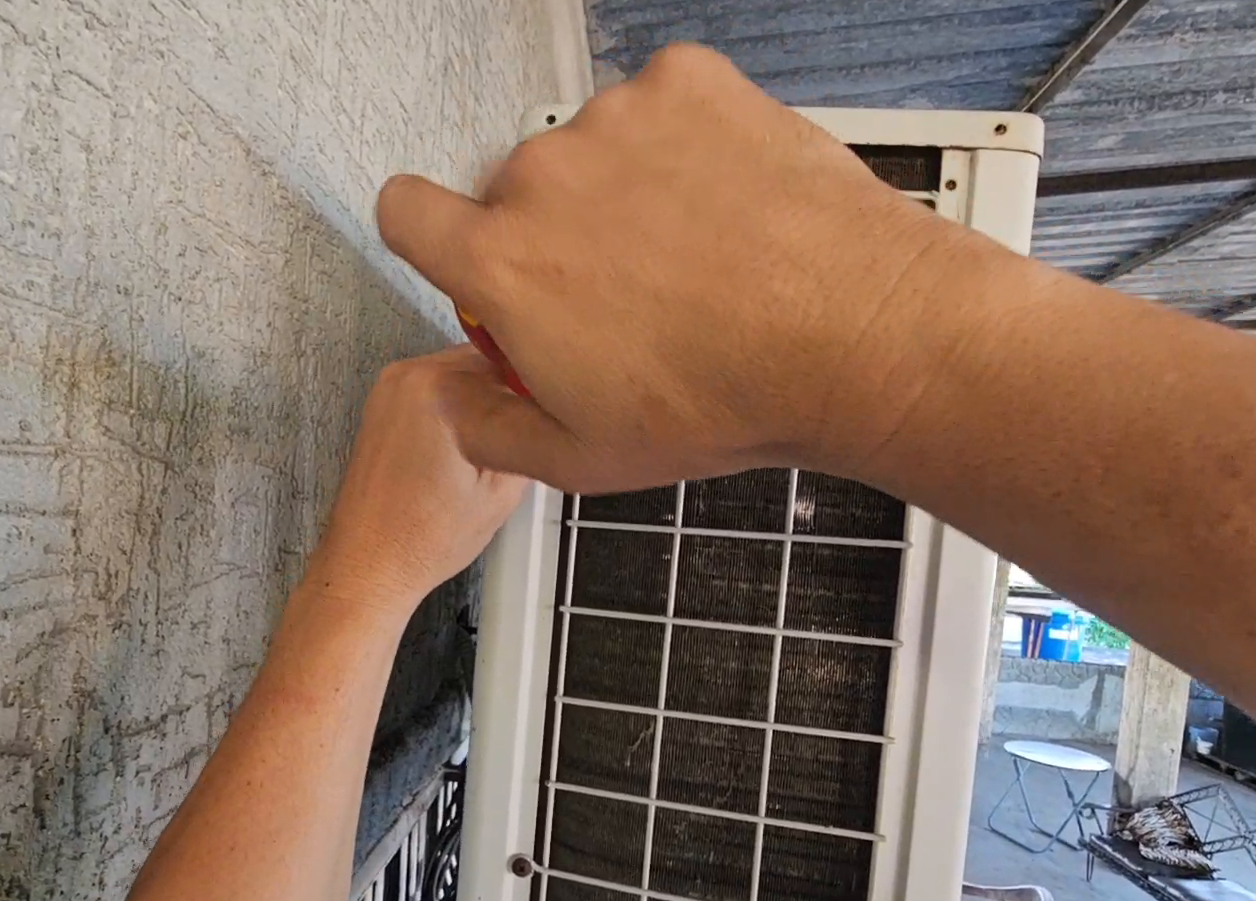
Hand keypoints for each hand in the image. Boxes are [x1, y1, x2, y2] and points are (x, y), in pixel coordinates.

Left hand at [311, 348, 529, 612]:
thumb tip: (551, 415)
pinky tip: (472, 440)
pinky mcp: (384, 400)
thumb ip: (531, 439)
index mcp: (442, 391)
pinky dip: (461, 404)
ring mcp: (391, 385)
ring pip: (465, 371)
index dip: (545, 393)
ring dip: (489, 396)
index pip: (518, 367)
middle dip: (515, 391)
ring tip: (504, 439)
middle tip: (535, 428)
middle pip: (490, 360)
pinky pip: (439, 385)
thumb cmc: (422, 541)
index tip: (556, 417)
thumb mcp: (503, 492)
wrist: (369, 563)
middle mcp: (410, 376)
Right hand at [375, 44, 1024, 491]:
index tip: (465, 253)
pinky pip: (651, 113)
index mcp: (504, 264)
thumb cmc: (717, 401)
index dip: (429, 234)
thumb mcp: (580, 458)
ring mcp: (615, 120)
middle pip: (509, 193)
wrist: (849, 339)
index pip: (406, 212)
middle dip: (544, 239)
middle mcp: (543, 177)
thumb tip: (458, 405)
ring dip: (613, 196)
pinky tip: (714, 208)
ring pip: (583, 154)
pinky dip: (674, 151)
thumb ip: (491, 429)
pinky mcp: (685, 85)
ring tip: (681, 256)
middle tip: (613, 293)